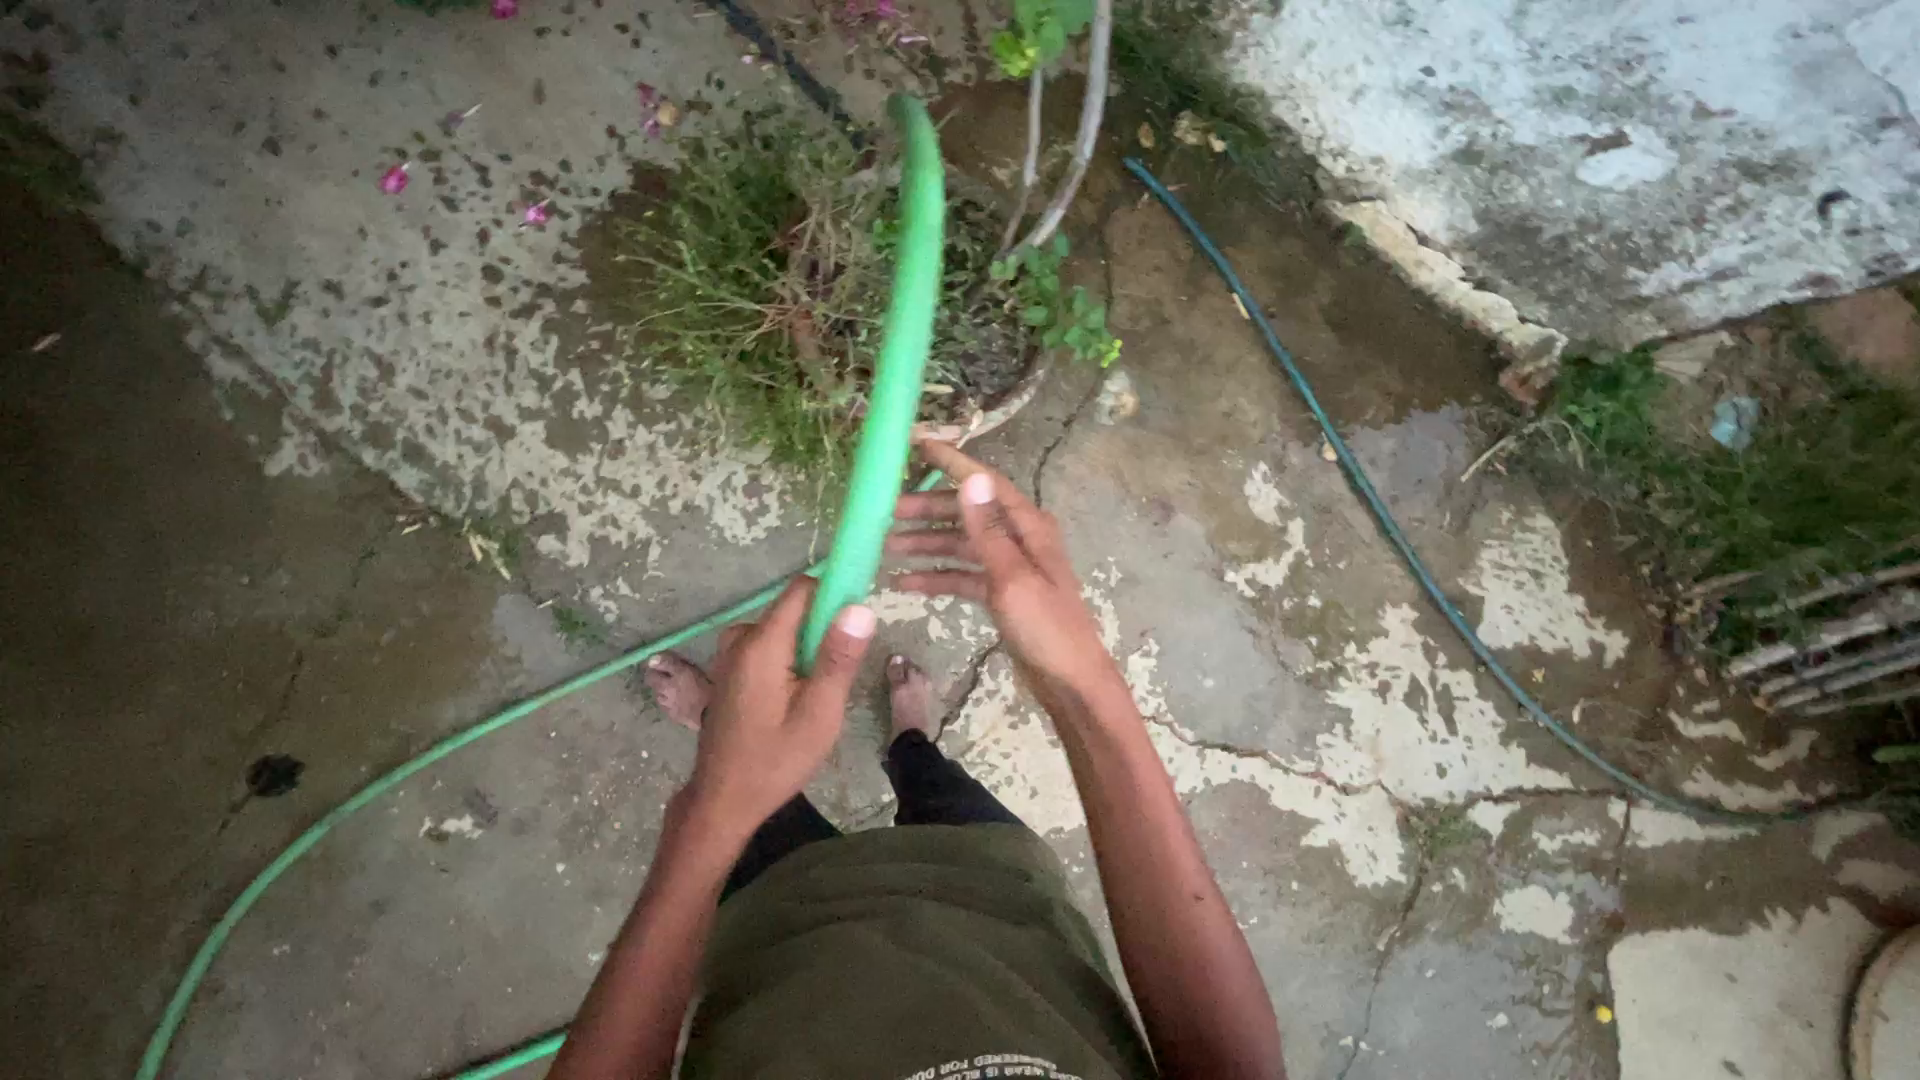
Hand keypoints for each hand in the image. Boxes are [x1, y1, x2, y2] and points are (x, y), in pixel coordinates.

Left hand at [682, 576, 874, 837]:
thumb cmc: (775, 761)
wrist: (723, 801)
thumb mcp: (819, 713)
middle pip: (795, 610)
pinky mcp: (730, 670)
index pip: (803, 589)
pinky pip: (769, 647)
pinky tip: (792, 702)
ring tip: (813, 698)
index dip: (834, 595)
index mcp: (761, 643)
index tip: (856, 626)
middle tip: (833, 682)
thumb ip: (838, 657)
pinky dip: (788, 663)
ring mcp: (730, 654)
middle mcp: (740, 638)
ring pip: (784, 630)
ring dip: (806, 652)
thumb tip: (860, 607)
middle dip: (822, 633)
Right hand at [890, 439, 1128, 713]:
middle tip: (886, 515)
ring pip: (960, 546)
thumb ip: (987, 530)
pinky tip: (905, 583)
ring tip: (886, 549)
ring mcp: (1008, 566)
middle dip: (927, 512)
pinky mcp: (1000, 592)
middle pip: (966, 514)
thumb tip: (971, 477)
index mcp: (1028, 526)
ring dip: (925, 546)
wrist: (1069, 681)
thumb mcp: (1012, 577)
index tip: (918, 446)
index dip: (952, 463)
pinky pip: (962, 576)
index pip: (985, 483)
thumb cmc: (1045, 627)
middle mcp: (1018, 538)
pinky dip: (936, 578)